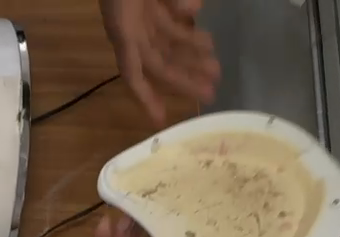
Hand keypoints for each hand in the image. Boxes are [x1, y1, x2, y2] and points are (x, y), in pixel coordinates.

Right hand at [100, 0, 220, 124]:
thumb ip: (167, 2)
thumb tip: (194, 10)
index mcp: (124, 32)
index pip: (134, 75)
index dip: (146, 98)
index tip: (160, 120)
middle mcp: (134, 31)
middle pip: (160, 62)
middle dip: (185, 78)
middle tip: (210, 92)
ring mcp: (144, 14)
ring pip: (170, 41)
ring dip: (192, 53)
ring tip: (214, 65)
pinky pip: (170, 14)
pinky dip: (186, 20)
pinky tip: (202, 25)